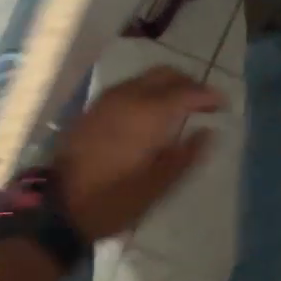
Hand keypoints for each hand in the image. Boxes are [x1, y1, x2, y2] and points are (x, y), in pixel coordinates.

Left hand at [53, 67, 222, 240]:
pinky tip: (151, 112)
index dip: (208, 95)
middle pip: (166, 74)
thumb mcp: (156, 187)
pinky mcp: (95, 106)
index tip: (223, 105)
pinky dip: (147, 90)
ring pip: (146, 77)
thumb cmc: (112, 200)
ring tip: (180, 107)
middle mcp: (129, 96)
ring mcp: (108, 98)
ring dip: (167, 84)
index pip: (186, 92)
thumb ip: (185, 155)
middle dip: (189, 83)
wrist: (57, 207)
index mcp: (148, 113)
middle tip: (204, 103)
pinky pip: (130, 86)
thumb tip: (209, 132)